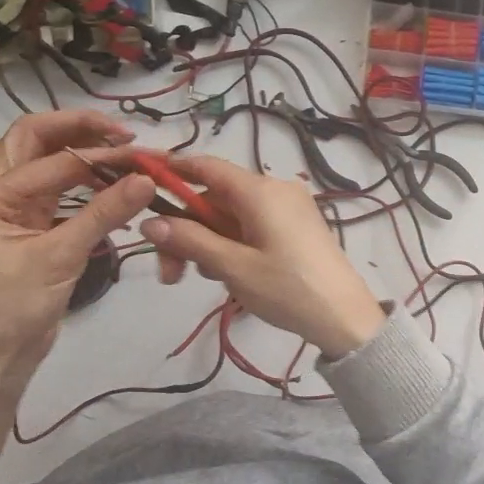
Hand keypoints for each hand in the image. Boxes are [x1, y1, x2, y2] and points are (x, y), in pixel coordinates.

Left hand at [0, 111, 155, 383]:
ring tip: (126, 156)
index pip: (56, 159)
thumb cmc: (9, 308)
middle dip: (79, 128)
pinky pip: (60, 194)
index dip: (103, 153)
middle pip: (36, 140)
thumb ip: (103, 214)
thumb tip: (146, 179)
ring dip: (84, 154)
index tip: (145, 155)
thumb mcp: (58, 258)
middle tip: (125, 132)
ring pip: (48, 164)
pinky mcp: (32, 230)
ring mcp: (14, 210)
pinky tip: (116, 190)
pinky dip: (87, 185)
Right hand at [137, 154, 385, 357]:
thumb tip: (150, 223)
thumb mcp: (233, 267)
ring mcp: (289, 209)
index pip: (206, 167)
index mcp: (260, 191)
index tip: (139, 181)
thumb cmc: (288, 288)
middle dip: (187, 230)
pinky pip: (253, 226)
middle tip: (170, 273)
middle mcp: (276, 190)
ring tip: (204, 279)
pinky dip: (233, 244)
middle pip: (215, 198)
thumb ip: (190, 241)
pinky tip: (228, 274)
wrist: (344, 316)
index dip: (171, 171)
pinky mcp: (297, 228)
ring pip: (232, 216)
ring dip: (208, 242)